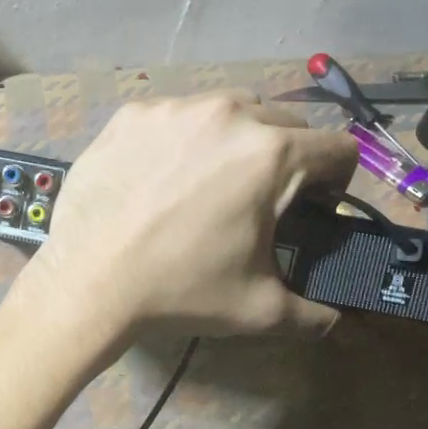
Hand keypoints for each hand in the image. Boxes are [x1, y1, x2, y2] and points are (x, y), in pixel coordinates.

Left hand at [22, 90, 357, 337]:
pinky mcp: (131, 115)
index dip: (336, 180)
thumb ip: (313, 313)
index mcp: (273, 154)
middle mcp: (230, 113)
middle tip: (256, 200)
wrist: (89, 284)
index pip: (338, 148)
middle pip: (285, 123)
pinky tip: (159, 178)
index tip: (313, 205)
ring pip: (229, 110)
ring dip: (234, 140)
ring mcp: (175, 108)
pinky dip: (180, 140)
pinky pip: (175, 116)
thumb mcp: (259, 310)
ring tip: (207, 183)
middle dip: (285, 158)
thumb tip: (335, 320)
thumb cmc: (180, 292)